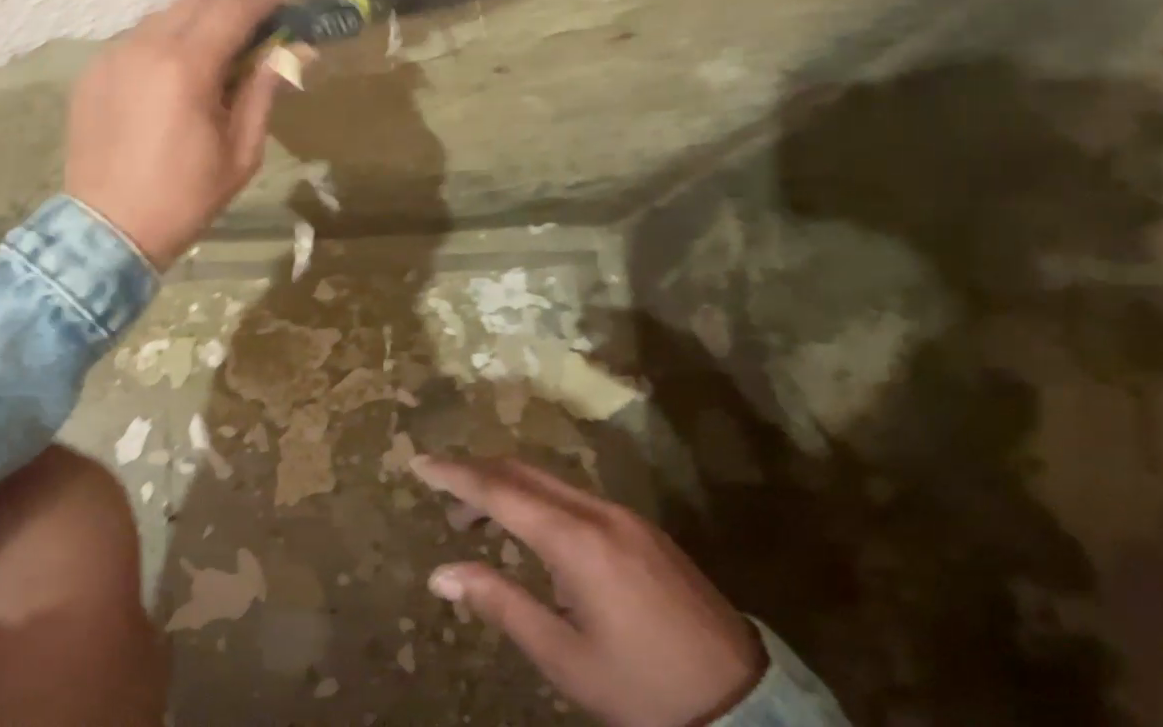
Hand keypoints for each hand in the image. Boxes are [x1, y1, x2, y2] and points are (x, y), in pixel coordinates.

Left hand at [65, 0, 291, 269]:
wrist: (108, 229)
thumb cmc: (185, 199)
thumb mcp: (241, 154)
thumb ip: (262, 93)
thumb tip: (288, 53)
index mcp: (186, 68)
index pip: (233, 7)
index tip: (285, 1)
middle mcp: (145, 47)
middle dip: (232, 6)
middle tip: (254, 33)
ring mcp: (112, 56)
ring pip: (164, 15)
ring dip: (196, 24)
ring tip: (213, 59)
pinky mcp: (92, 71)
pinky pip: (136, 39)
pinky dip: (163, 44)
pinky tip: (171, 79)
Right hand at [413, 456, 766, 726]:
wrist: (743, 700)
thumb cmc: (642, 687)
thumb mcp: (563, 655)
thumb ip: (499, 603)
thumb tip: (440, 574)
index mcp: (577, 541)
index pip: (500, 490)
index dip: (455, 474)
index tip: (418, 462)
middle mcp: (601, 513)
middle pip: (525, 473)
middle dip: (478, 474)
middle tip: (441, 493)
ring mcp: (628, 518)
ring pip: (552, 482)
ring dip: (509, 488)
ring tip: (477, 518)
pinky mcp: (645, 531)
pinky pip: (577, 498)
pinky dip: (540, 501)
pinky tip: (532, 532)